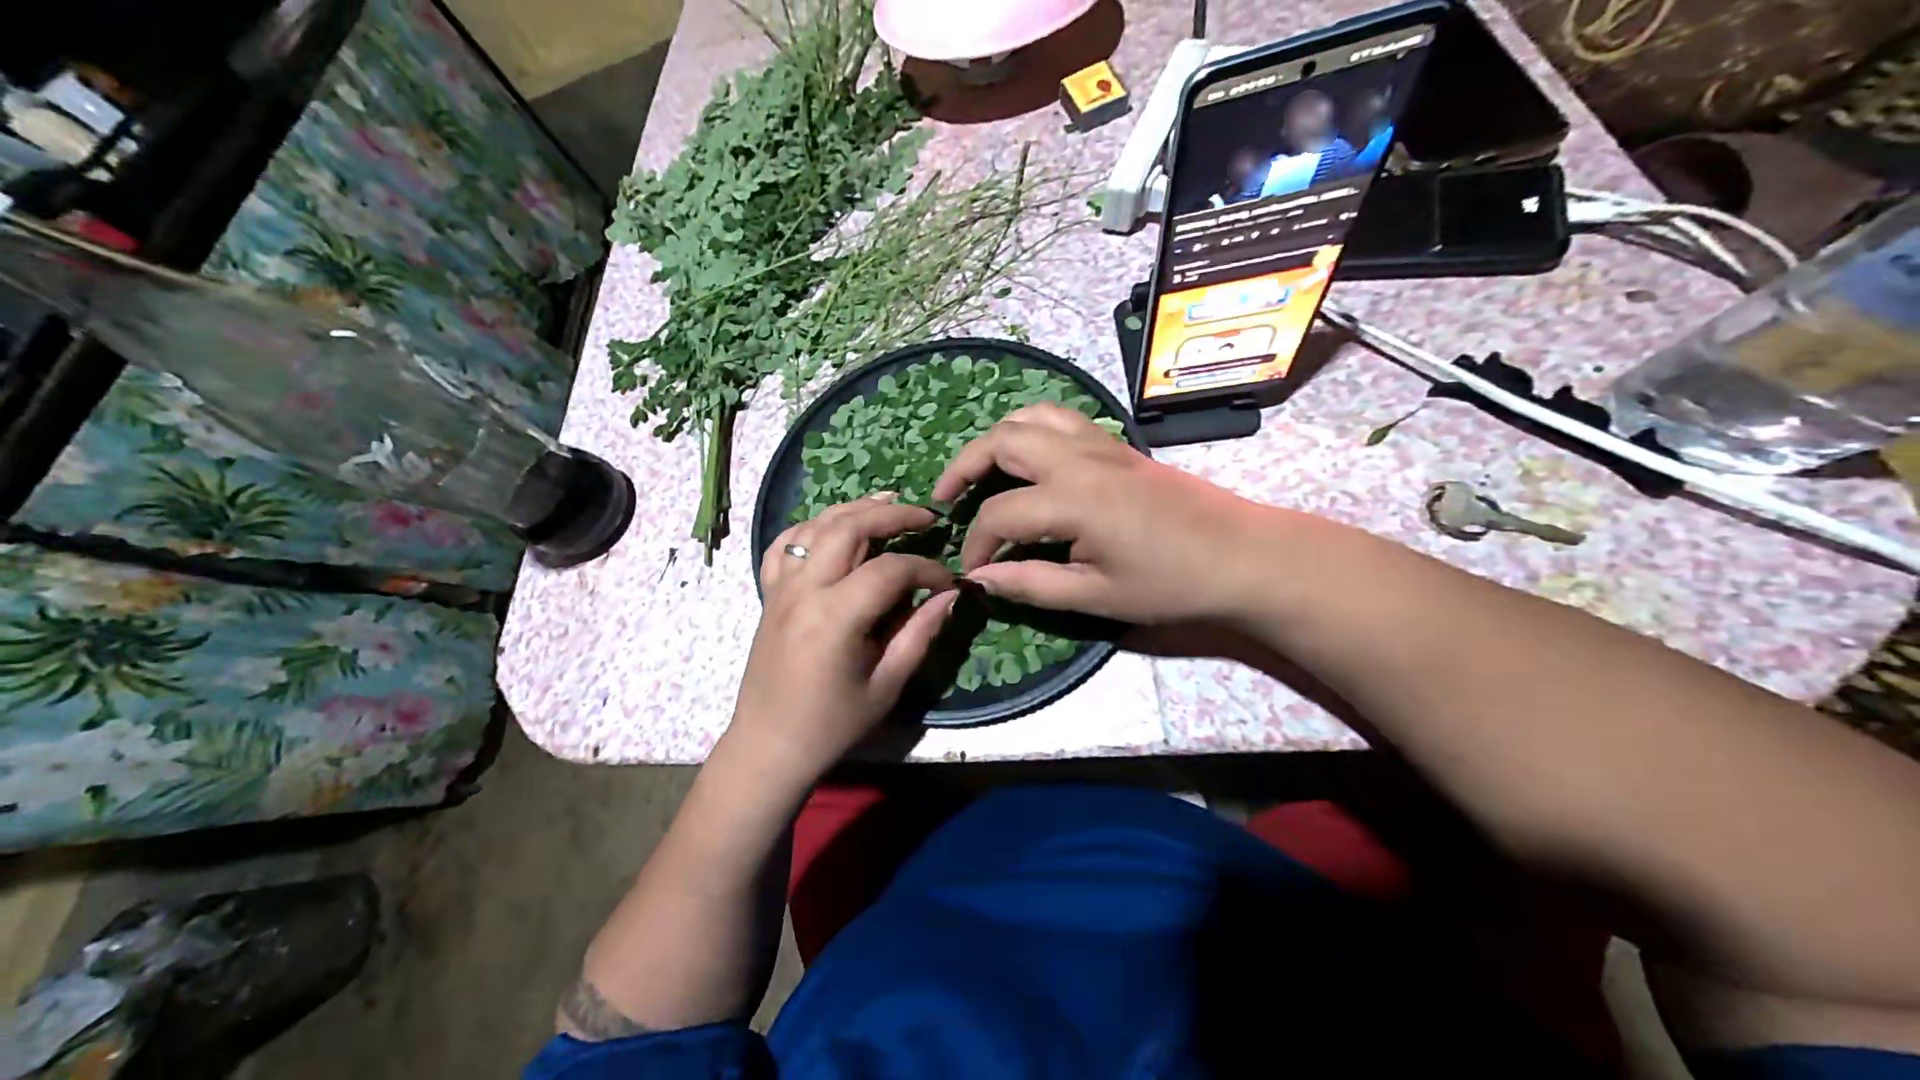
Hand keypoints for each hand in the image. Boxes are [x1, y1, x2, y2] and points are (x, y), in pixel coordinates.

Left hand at [726, 495, 958, 785]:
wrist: (769, 745)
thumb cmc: (832, 724)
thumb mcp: (886, 685)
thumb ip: (919, 633)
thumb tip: (950, 595)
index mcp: (834, 617)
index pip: (889, 570)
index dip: (925, 569)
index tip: (948, 582)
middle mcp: (803, 591)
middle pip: (848, 528)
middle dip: (891, 515)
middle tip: (925, 516)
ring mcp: (780, 588)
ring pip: (815, 527)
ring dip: (853, 509)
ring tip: (886, 500)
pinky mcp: (769, 594)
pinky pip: (785, 544)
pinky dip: (810, 527)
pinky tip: (832, 526)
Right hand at [932, 403, 1291, 625]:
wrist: (1242, 555)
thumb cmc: (1170, 583)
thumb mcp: (1096, 596)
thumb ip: (1031, 585)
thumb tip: (978, 580)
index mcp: (1071, 500)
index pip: (998, 515)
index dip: (975, 545)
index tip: (973, 572)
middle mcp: (1078, 459)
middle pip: (1002, 441)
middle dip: (964, 466)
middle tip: (947, 498)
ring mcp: (1100, 444)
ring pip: (1031, 416)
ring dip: (997, 438)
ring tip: (982, 471)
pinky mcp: (1117, 444)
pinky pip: (1061, 418)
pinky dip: (1031, 430)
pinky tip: (1030, 460)